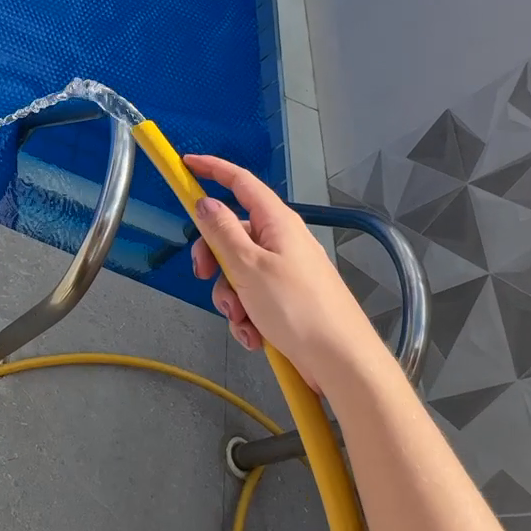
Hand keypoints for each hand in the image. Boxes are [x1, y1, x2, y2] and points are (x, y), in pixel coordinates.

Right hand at [185, 154, 389, 392]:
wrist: (344, 365)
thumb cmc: (298, 310)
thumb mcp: (248, 267)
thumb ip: (221, 232)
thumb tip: (205, 203)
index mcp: (277, 222)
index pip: (240, 182)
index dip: (212, 169)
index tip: (186, 164)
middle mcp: (282, 240)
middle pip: (231, 233)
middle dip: (213, 258)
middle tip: (203, 277)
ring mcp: (285, 271)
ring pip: (237, 269)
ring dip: (230, 296)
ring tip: (241, 320)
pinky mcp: (287, 299)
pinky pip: (252, 296)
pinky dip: (246, 314)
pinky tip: (254, 336)